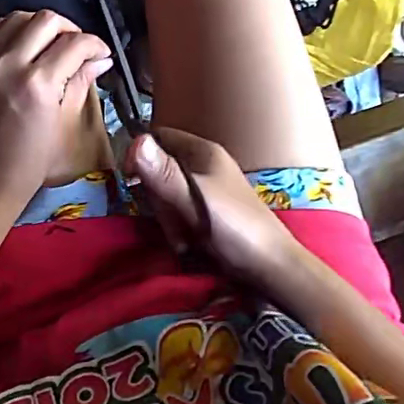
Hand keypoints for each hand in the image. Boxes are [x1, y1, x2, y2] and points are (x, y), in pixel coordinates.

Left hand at [0, 11, 111, 214]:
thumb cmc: (28, 167)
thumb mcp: (63, 128)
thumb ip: (80, 86)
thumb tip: (100, 62)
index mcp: (38, 84)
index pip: (74, 44)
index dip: (95, 44)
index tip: (101, 54)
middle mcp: (9, 64)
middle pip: (45, 19)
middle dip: (70, 29)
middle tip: (78, 48)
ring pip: (15, 17)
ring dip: (38, 26)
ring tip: (49, 44)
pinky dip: (5, 29)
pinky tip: (17, 44)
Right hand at [125, 126, 304, 285]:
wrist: (270, 266)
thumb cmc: (236, 228)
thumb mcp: (196, 199)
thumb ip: (165, 173)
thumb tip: (136, 141)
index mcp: (203, 152)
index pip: (158, 136)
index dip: (141, 154)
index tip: (133, 179)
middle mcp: (204, 166)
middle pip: (158, 169)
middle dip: (158, 197)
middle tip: (172, 216)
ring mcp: (205, 191)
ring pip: (165, 196)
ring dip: (169, 219)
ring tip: (186, 236)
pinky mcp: (206, 214)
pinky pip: (177, 215)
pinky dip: (179, 230)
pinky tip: (189, 244)